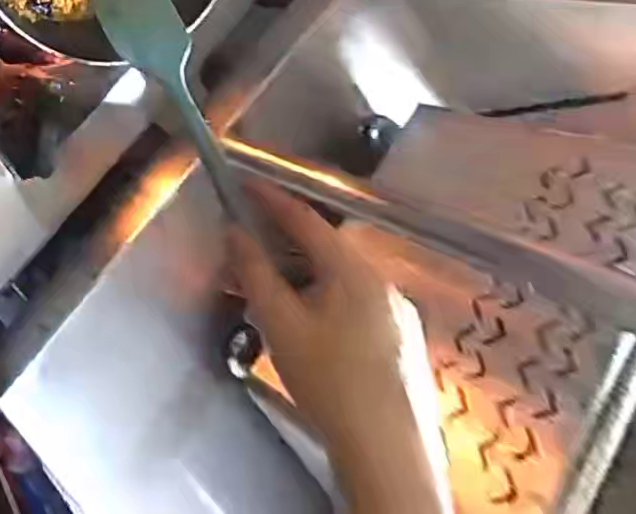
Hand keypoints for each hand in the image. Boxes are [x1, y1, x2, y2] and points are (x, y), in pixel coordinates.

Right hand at [229, 181, 443, 513]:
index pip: (306, 219)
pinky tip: (294, 316)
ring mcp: (398, 316)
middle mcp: (383, 286)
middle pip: (322, 246)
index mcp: (355, 273)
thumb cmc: (327, 377)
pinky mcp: (400, 343)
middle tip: (240, 241)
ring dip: (294, 271)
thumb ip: (253, 267)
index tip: (242, 181)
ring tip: (258, 285)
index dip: (270, 197)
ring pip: (334, 275)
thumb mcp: (276, 317)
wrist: (387, 454)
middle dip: (277, 240)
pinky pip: (349, 299)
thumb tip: (235, 229)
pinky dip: (315, 293)